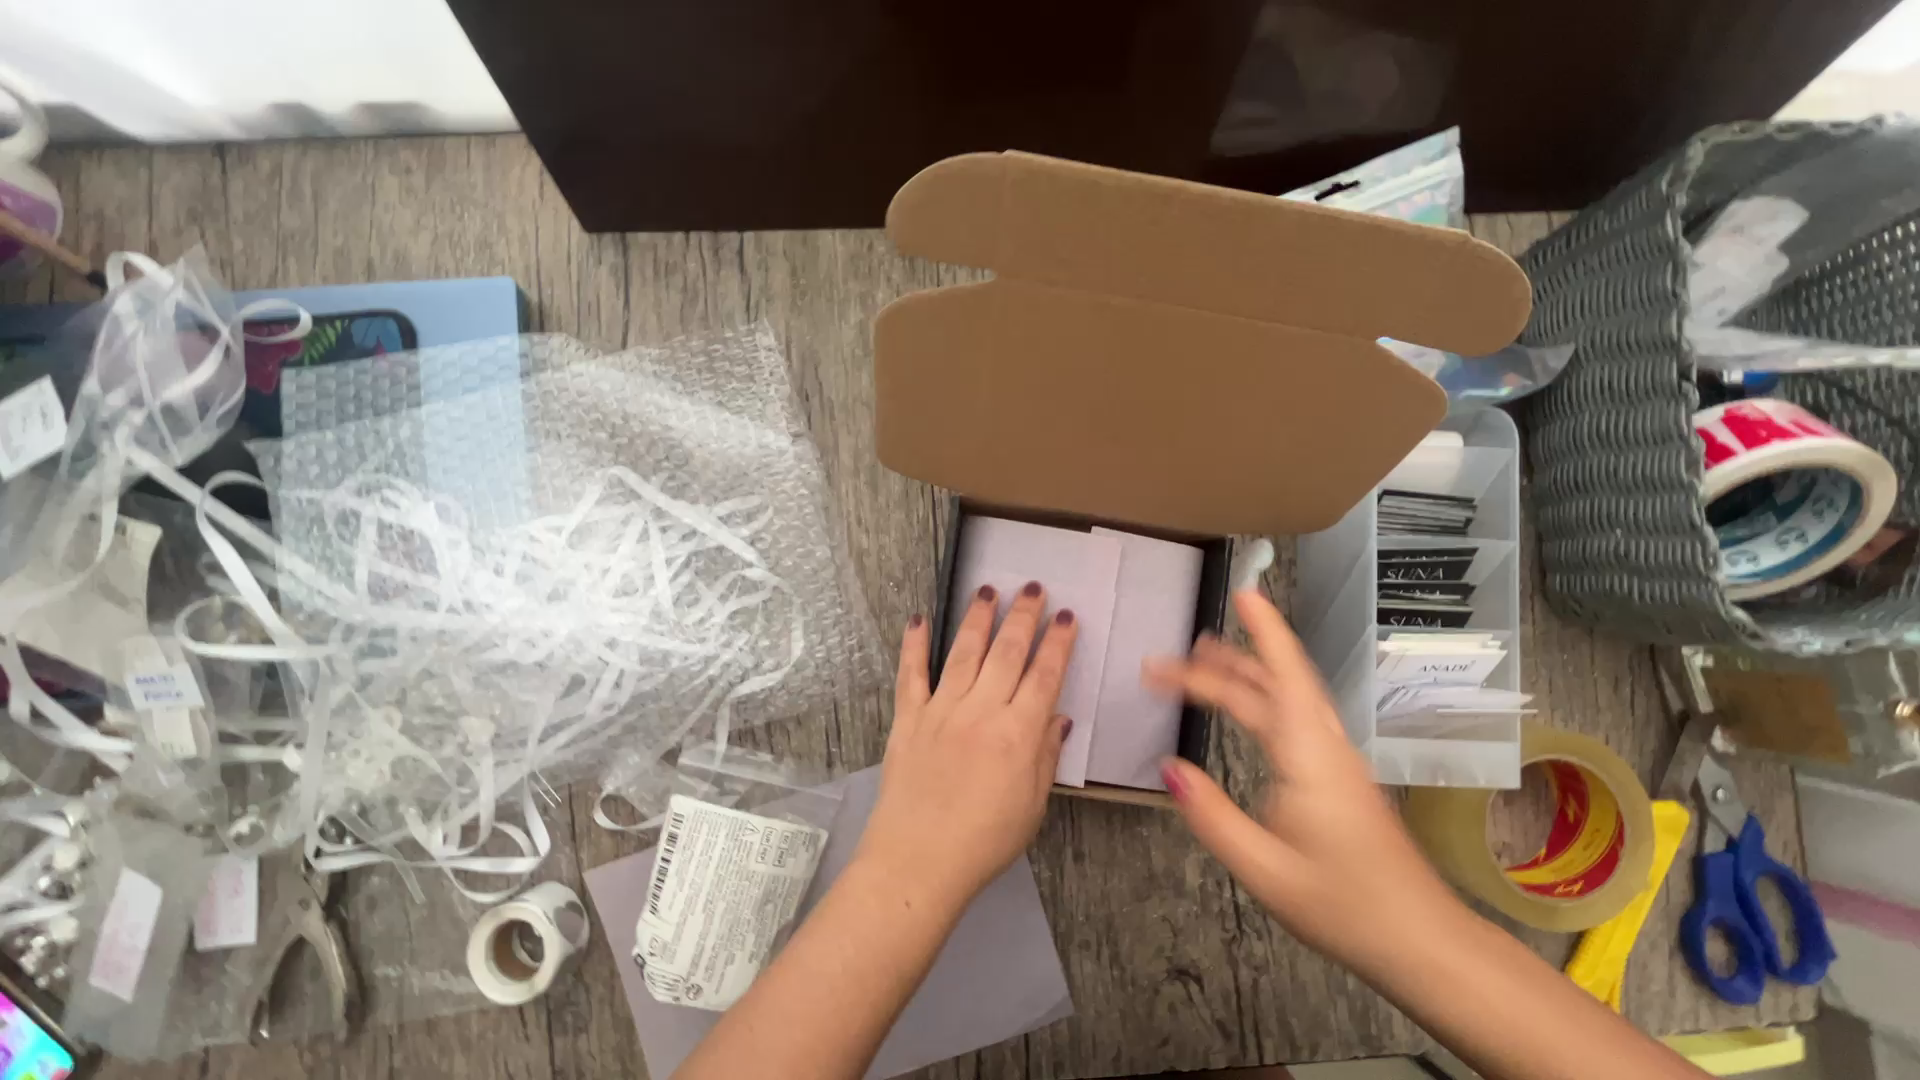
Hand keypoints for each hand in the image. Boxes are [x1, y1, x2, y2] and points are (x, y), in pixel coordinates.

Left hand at [855, 582, 1077, 913]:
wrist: (918, 863)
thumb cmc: (984, 842)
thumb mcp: (1032, 806)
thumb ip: (1045, 756)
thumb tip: (1058, 717)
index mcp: (1018, 734)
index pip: (1044, 675)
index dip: (1058, 643)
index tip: (1067, 617)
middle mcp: (981, 711)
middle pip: (1007, 652)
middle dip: (1023, 616)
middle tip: (1032, 588)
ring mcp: (940, 711)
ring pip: (963, 652)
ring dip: (978, 617)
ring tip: (987, 589)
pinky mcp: (908, 719)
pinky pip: (911, 674)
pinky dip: (914, 645)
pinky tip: (919, 619)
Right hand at [1147, 589, 1469, 974]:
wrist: (1422, 940)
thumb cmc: (1345, 906)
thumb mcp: (1265, 870)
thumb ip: (1212, 816)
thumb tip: (1168, 767)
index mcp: (1307, 757)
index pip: (1268, 683)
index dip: (1243, 643)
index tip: (1211, 616)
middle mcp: (1325, 745)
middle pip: (1275, 682)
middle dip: (1225, 658)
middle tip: (1174, 652)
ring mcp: (1337, 759)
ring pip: (1290, 695)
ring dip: (1249, 670)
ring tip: (1206, 657)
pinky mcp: (1339, 776)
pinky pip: (1298, 716)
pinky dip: (1266, 694)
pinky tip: (1250, 705)